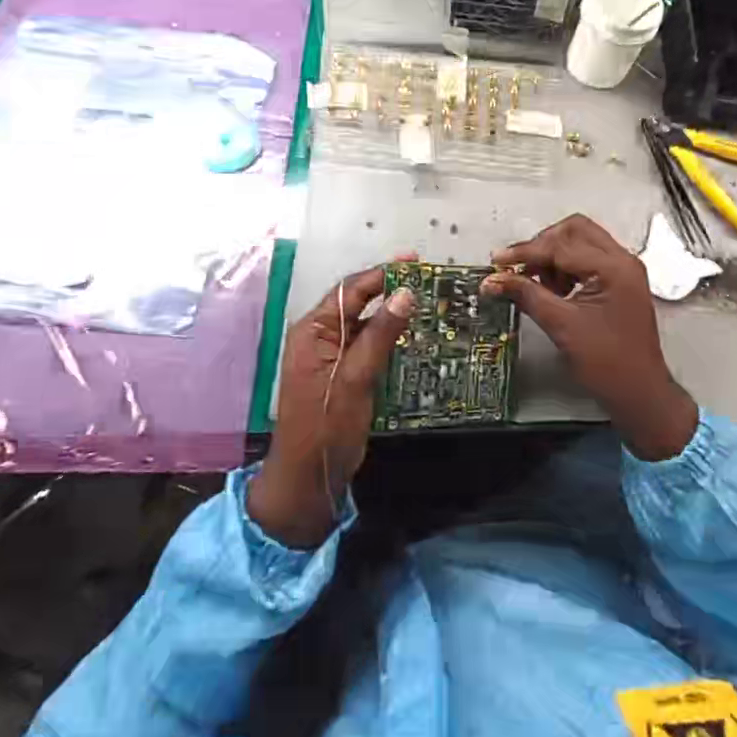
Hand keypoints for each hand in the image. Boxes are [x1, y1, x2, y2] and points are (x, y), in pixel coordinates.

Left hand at [248, 265, 416, 547]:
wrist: (309, 475)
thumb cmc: (327, 425)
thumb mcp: (356, 378)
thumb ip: (380, 335)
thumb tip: (406, 293)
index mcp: (313, 330)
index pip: (350, 290)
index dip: (382, 274)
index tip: (414, 261)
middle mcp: (319, 336)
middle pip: (357, 304)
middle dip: (389, 291)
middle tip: (427, 281)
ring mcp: (331, 356)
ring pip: (364, 325)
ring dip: (391, 315)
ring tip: (427, 303)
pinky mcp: (343, 375)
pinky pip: (367, 347)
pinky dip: (388, 339)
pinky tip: (413, 337)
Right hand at [481, 215, 698, 459]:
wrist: (639, 393)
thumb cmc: (606, 362)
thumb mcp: (560, 325)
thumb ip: (525, 294)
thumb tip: (492, 280)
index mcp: (614, 268)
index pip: (561, 245)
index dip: (525, 252)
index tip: (496, 262)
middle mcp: (622, 261)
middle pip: (574, 230)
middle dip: (542, 246)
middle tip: (520, 269)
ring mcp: (622, 271)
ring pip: (579, 243)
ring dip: (552, 258)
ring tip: (537, 285)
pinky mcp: (617, 283)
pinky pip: (585, 261)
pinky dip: (564, 269)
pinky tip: (552, 292)